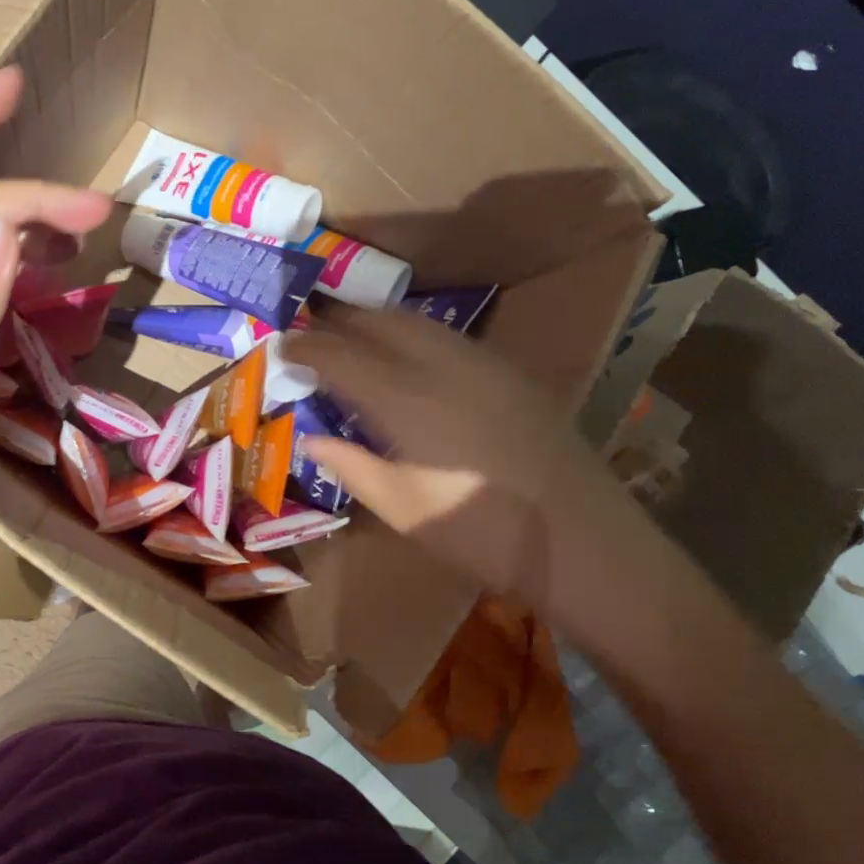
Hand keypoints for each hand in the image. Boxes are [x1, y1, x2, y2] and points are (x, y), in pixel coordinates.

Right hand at [284, 310, 639, 609]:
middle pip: (381, 323)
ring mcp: (484, 365)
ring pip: (419, 323)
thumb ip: (351, 465)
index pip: (342, 358)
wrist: (583, 541)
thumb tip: (313, 437)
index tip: (280, 344)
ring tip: (354, 337)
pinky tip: (411, 359)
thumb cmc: (479, 534)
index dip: (307, 348)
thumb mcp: (400, 508)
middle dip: (341, 322)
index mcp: (407, 401)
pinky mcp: (513, 375)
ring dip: (379, 323)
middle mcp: (443, 366)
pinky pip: (449, 338)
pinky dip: (415, 336)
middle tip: (312, 333)